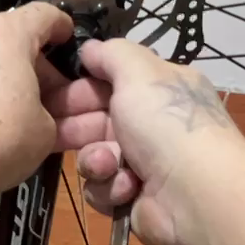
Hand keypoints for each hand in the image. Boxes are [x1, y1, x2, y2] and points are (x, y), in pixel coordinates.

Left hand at [0, 3, 75, 202]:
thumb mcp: (45, 132)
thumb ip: (54, 112)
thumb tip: (43, 110)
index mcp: (7, 35)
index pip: (45, 14)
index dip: (63, 28)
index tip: (69, 43)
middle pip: (12, 37)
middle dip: (34, 64)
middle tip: (48, 96)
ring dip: (4, 75)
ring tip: (15, 107)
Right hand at [44, 39, 244, 244]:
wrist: (195, 195)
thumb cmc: (166, 125)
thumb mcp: (139, 71)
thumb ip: (111, 53)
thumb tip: (89, 48)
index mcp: (157, 90)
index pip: (108, 83)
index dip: (77, 87)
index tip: (49, 92)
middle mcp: (151, 123)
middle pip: (94, 120)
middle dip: (75, 126)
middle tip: (54, 131)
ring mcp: (142, 163)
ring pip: (93, 157)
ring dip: (95, 160)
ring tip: (108, 164)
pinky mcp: (132, 196)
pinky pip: (101, 188)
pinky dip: (110, 187)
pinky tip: (127, 187)